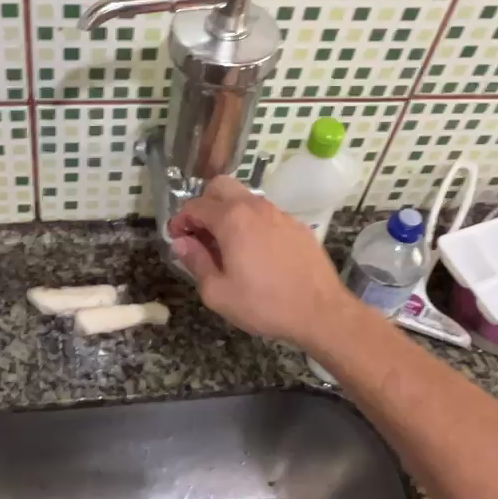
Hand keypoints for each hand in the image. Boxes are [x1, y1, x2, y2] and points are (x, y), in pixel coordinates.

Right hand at [168, 176, 359, 347]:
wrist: (320, 311)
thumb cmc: (263, 305)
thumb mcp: (217, 292)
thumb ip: (196, 262)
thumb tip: (182, 243)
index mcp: (232, 219)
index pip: (195, 206)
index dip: (180, 220)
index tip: (177, 238)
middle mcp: (256, 207)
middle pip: (221, 187)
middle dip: (204, 205)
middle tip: (200, 234)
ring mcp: (280, 214)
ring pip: (246, 199)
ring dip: (229, 214)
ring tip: (227, 246)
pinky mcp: (297, 226)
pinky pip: (266, 215)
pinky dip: (252, 224)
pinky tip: (256, 254)